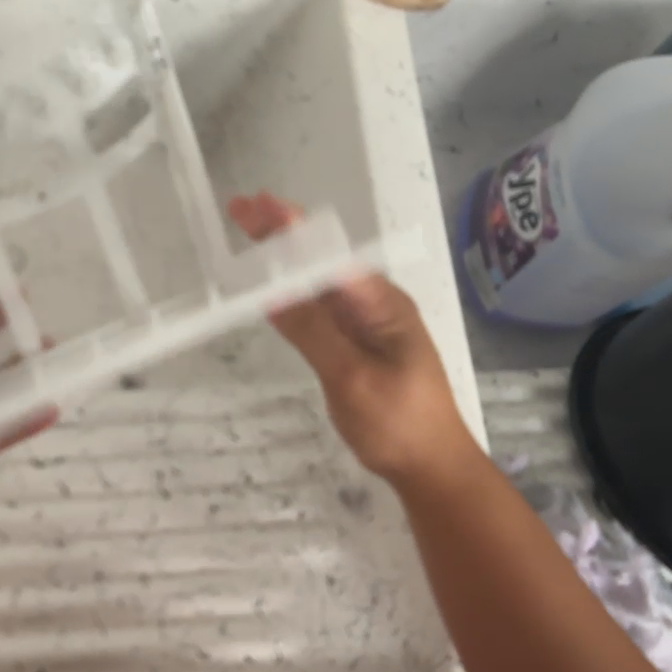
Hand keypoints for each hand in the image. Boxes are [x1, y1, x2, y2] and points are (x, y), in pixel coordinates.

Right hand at [228, 192, 478, 490]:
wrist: (431, 467)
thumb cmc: (398, 423)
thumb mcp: (352, 377)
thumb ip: (314, 332)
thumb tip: (272, 290)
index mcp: (379, 303)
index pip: (329, 255)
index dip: (292, 228)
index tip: (259, 205)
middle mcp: (371, 304)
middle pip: (320, 260)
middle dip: (281, 234)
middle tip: (240, 209)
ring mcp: (363, 324)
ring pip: (316, 282)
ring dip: (283, 258)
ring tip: (247, 233)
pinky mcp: (353, 344)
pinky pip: (317, 309)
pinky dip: (290, 291)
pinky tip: (270, 283)